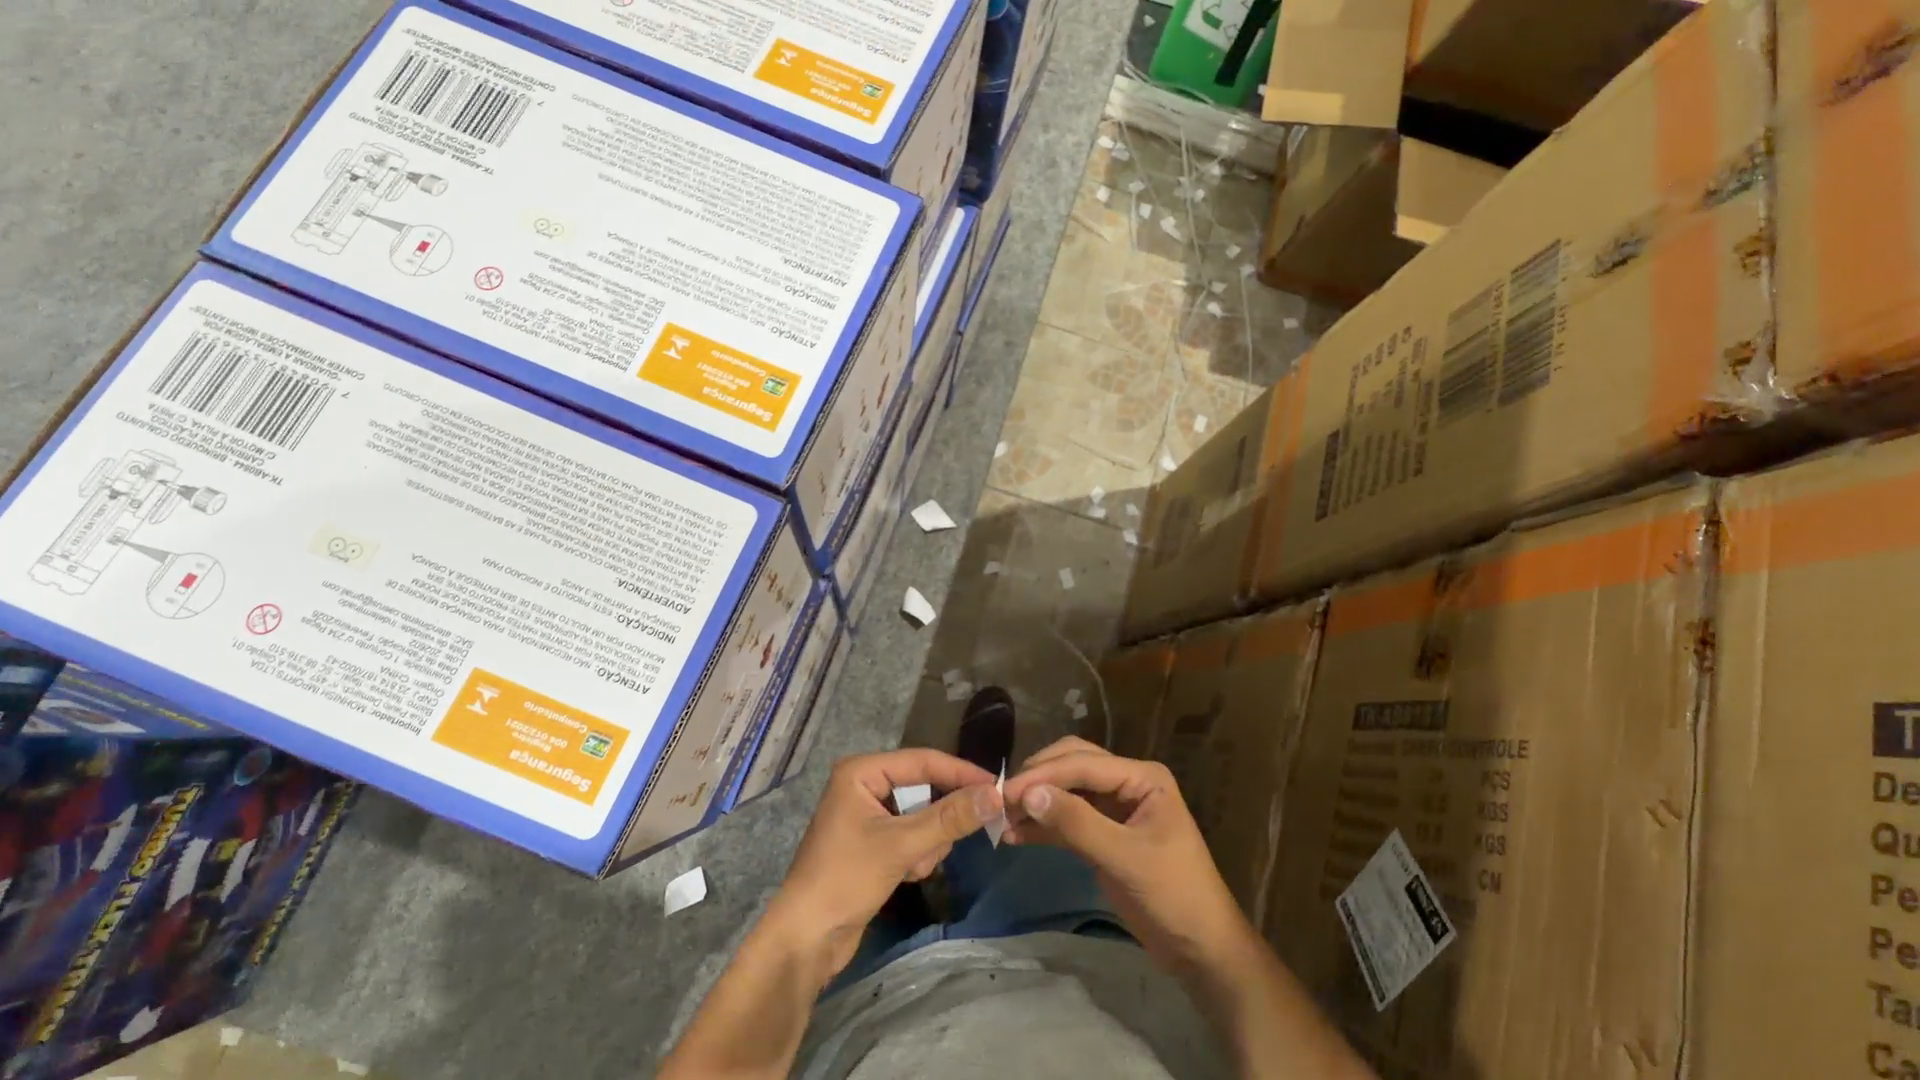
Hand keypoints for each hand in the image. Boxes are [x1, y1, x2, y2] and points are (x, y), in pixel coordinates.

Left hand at [765, 748, 1001, 981]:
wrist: (807, 937)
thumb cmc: (847, 879)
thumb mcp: (902, 846)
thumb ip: (950, 818)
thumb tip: (995, 795)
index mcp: (861, 772)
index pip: (923, 761)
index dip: (961, 773)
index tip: (997, 788)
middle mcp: (863, 785)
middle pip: (924, 788)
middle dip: (938, 819)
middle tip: (953, 840)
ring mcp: (867, 815)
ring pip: (922, 815)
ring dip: (927, 842)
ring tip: (914, 866)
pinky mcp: (872, 843)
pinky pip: (911, 835)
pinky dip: (917, 854)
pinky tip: (906, 875)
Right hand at [1002, 737, 1249, 972]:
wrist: (1200, 948)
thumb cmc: (1173, 894)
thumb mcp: (1125, 857)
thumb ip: (1077, 823)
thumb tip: (1027, 794)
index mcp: (1143, 777)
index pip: (1083, 763)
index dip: (1043, 775)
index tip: (1003, 792)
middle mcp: (1128, 784)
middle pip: (1072, 766)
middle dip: (1037, 780)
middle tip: (999, 801)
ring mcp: (1114, 809)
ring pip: (1065, 791)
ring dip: (1036, 802)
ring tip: (1001, 820)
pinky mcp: (1103, 835)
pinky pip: (1066, 819)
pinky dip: (1042, 825)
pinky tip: (1015, 836)